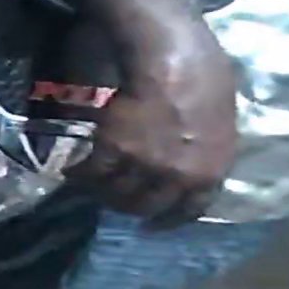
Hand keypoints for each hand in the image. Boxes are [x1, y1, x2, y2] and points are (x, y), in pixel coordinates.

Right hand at [76, 21, 237, 225]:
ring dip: (98, 192)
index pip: (187, 210)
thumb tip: (179, 169)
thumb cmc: (205, 86)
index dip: (165, 220)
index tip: (149, 223)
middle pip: (144, 205)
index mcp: (210, 173)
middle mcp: (177, 176)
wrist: (175, 65)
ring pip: (114, 193)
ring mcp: (143, 165)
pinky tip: (70, 172)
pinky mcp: (112, 150)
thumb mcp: (218, 131)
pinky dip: (78, 175)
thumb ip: (199, 157)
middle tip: (111, 199)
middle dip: (126, 206)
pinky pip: (91, 173)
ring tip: (87, 186)